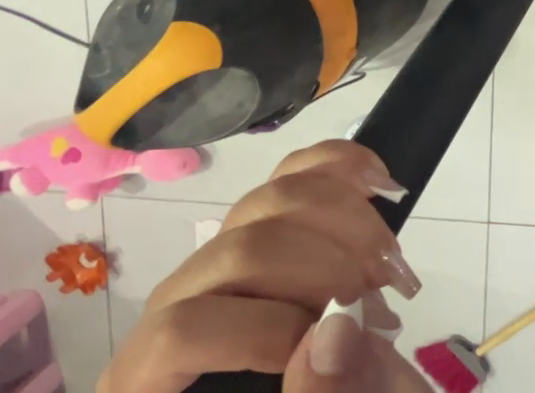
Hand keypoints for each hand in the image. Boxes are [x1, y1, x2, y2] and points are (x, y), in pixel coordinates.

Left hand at [100, 141, 429, 392]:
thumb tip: (333, 330)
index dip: (265, 332)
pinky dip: (344, 165)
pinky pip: (298, 169)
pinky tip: (382, 186)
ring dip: (350, 222)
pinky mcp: (270, 221)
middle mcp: (173, 307)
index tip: (335, 348)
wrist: (322, 392)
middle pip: (243, 252)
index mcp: (147, 381)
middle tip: (384, 306)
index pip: (179, 332)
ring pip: (274, 199)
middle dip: (330, 268)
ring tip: (388, 267)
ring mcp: (222, 254)